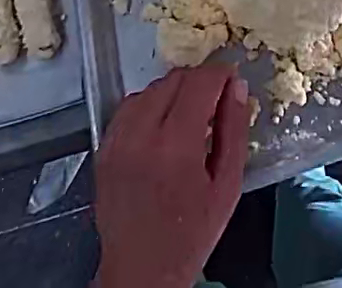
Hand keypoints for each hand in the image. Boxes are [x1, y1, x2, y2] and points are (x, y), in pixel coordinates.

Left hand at [93, 64, 250, 287]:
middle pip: (174, 79)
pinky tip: (161, 127)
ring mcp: (118, 137)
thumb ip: (234, 132)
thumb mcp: (226, 187)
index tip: (231, 77)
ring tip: (188, 118)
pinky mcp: (104, 144)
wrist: (141, 271)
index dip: (220, 74)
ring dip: (173, 92)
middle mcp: (142, 134)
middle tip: (214, 100)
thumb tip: (238, 87)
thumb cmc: (190, 234)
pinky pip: (130, 105)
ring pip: (151, 88)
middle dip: (198, 82)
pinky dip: (149, 106)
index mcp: (176, 146)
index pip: (199, 83)